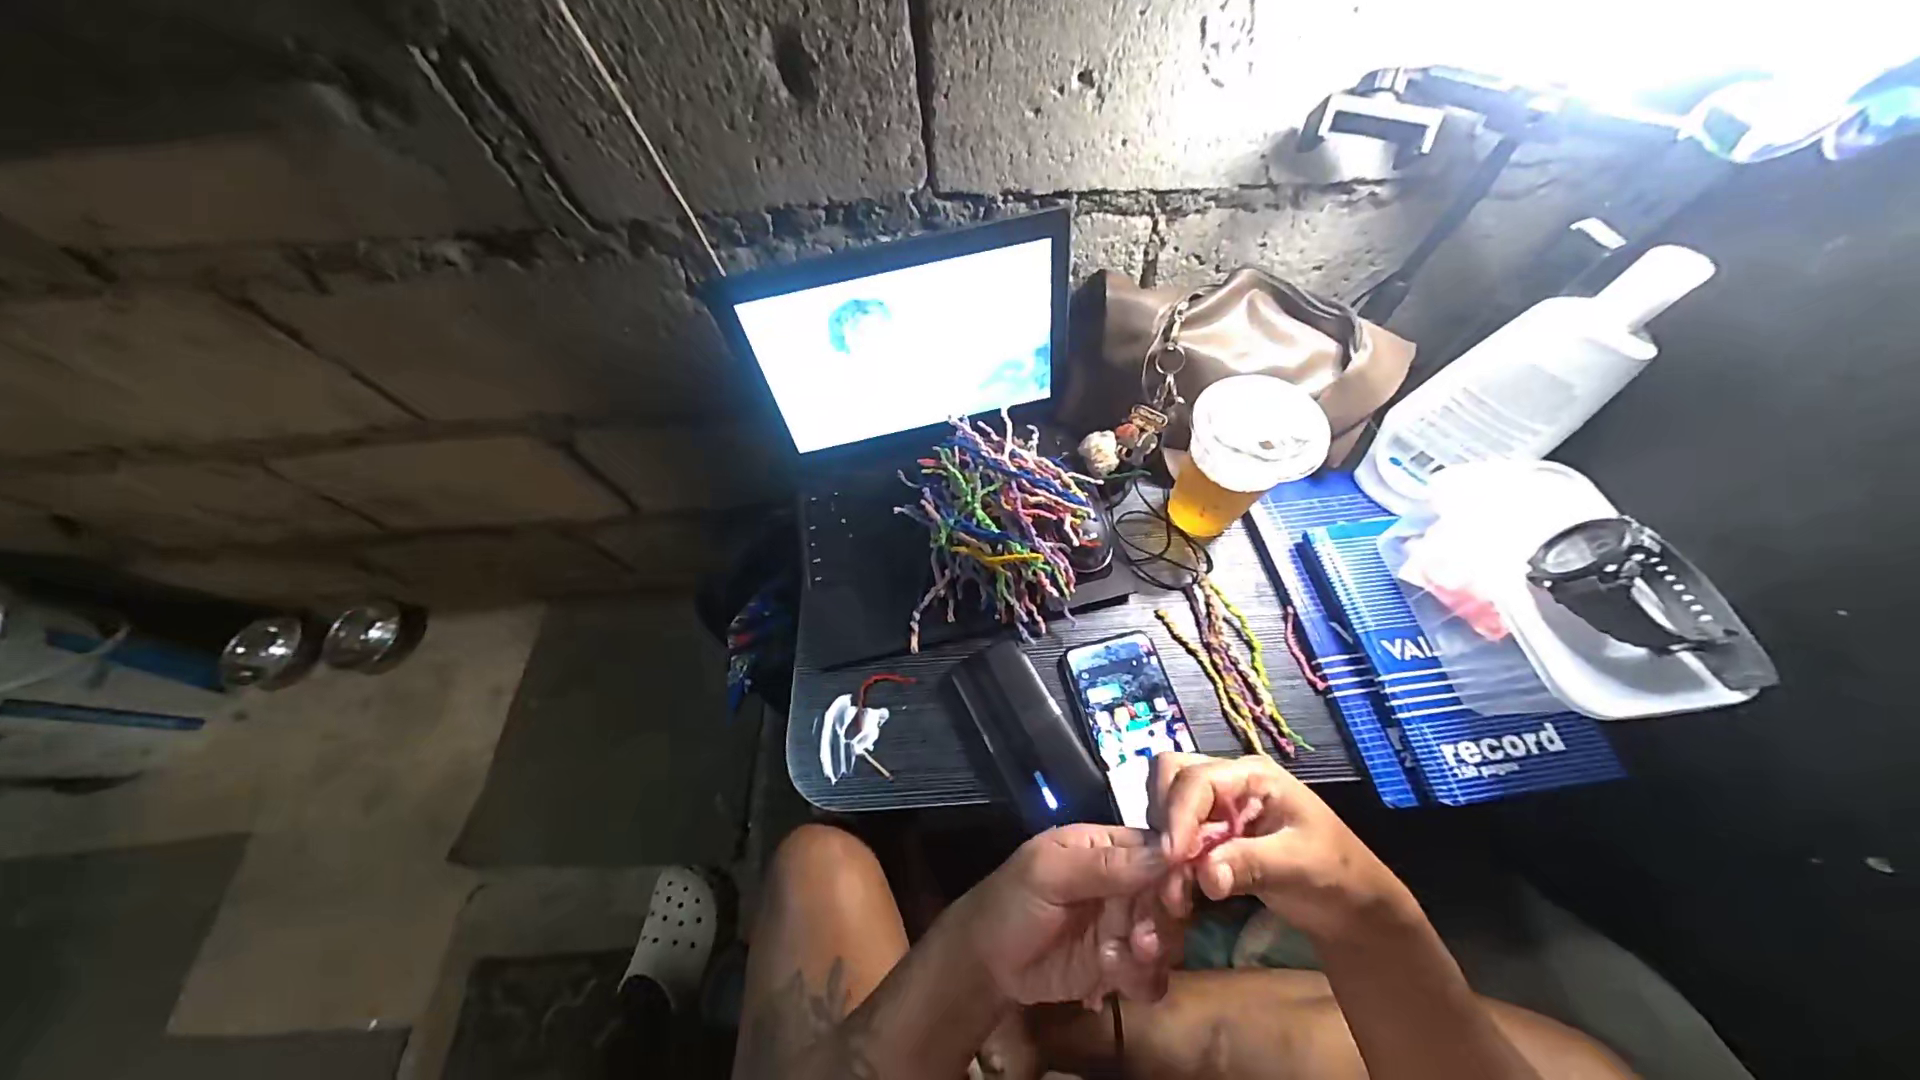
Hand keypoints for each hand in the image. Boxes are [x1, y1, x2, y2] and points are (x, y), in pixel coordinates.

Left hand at [952, 824, 1176, 1007]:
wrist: (986, 962)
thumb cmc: (1010, 900)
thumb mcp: (1049, 872)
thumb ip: (1105, 865)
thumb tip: (1167, 852)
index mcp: (1106, 847)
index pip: (1158, 850)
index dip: (1174, 871)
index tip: (1173, 896)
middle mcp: (1123, 884)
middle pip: (1170, 897)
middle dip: (1161, 920)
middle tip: (1138, 939)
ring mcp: (1123, 925)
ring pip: (1168, 937)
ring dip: (1151, 953)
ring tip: (1117, 959)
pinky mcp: (1121, 967)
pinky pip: (1154, 975)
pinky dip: (1142, 981)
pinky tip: (1113, 981)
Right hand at [1148, 753, 1416, 943]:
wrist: (1354, 909)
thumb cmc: (1337, 875)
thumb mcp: (1299, 865)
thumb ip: (1249, 864)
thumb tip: (1204, 873)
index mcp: (1251, 775)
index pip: (1197, 779)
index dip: (1179, 814)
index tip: (1172, 858)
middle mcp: (1227, 781)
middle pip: (1171, 775)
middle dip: (1165, 817)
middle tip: (1171, 863)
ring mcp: (1216, 806)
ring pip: (1166, 802)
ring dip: (1164, 841)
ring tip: (1175, 885)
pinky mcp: (1210, 833)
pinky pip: (1176, 835)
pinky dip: (1170, 860)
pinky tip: (1179, 890)